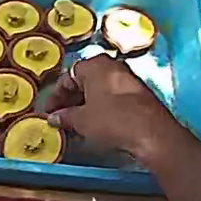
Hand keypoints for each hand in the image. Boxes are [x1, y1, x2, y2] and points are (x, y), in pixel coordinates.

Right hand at [45, 55, 187, 162]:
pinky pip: (114, 98)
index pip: (69, 76)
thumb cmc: (112, 120)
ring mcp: (129, 80)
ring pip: (100, 90)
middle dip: (71, 99)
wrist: (152, 134)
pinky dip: (101, 108)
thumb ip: (65, 116)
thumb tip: (55, 117)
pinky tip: (95, 124)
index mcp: (96, 65)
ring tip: (75, 123)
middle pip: (86, 81)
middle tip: (61, 116)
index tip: (49, 110)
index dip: (56, 95)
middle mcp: (114, 67)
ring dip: (86, 104)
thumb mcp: (81, 120)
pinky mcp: (140, 96)